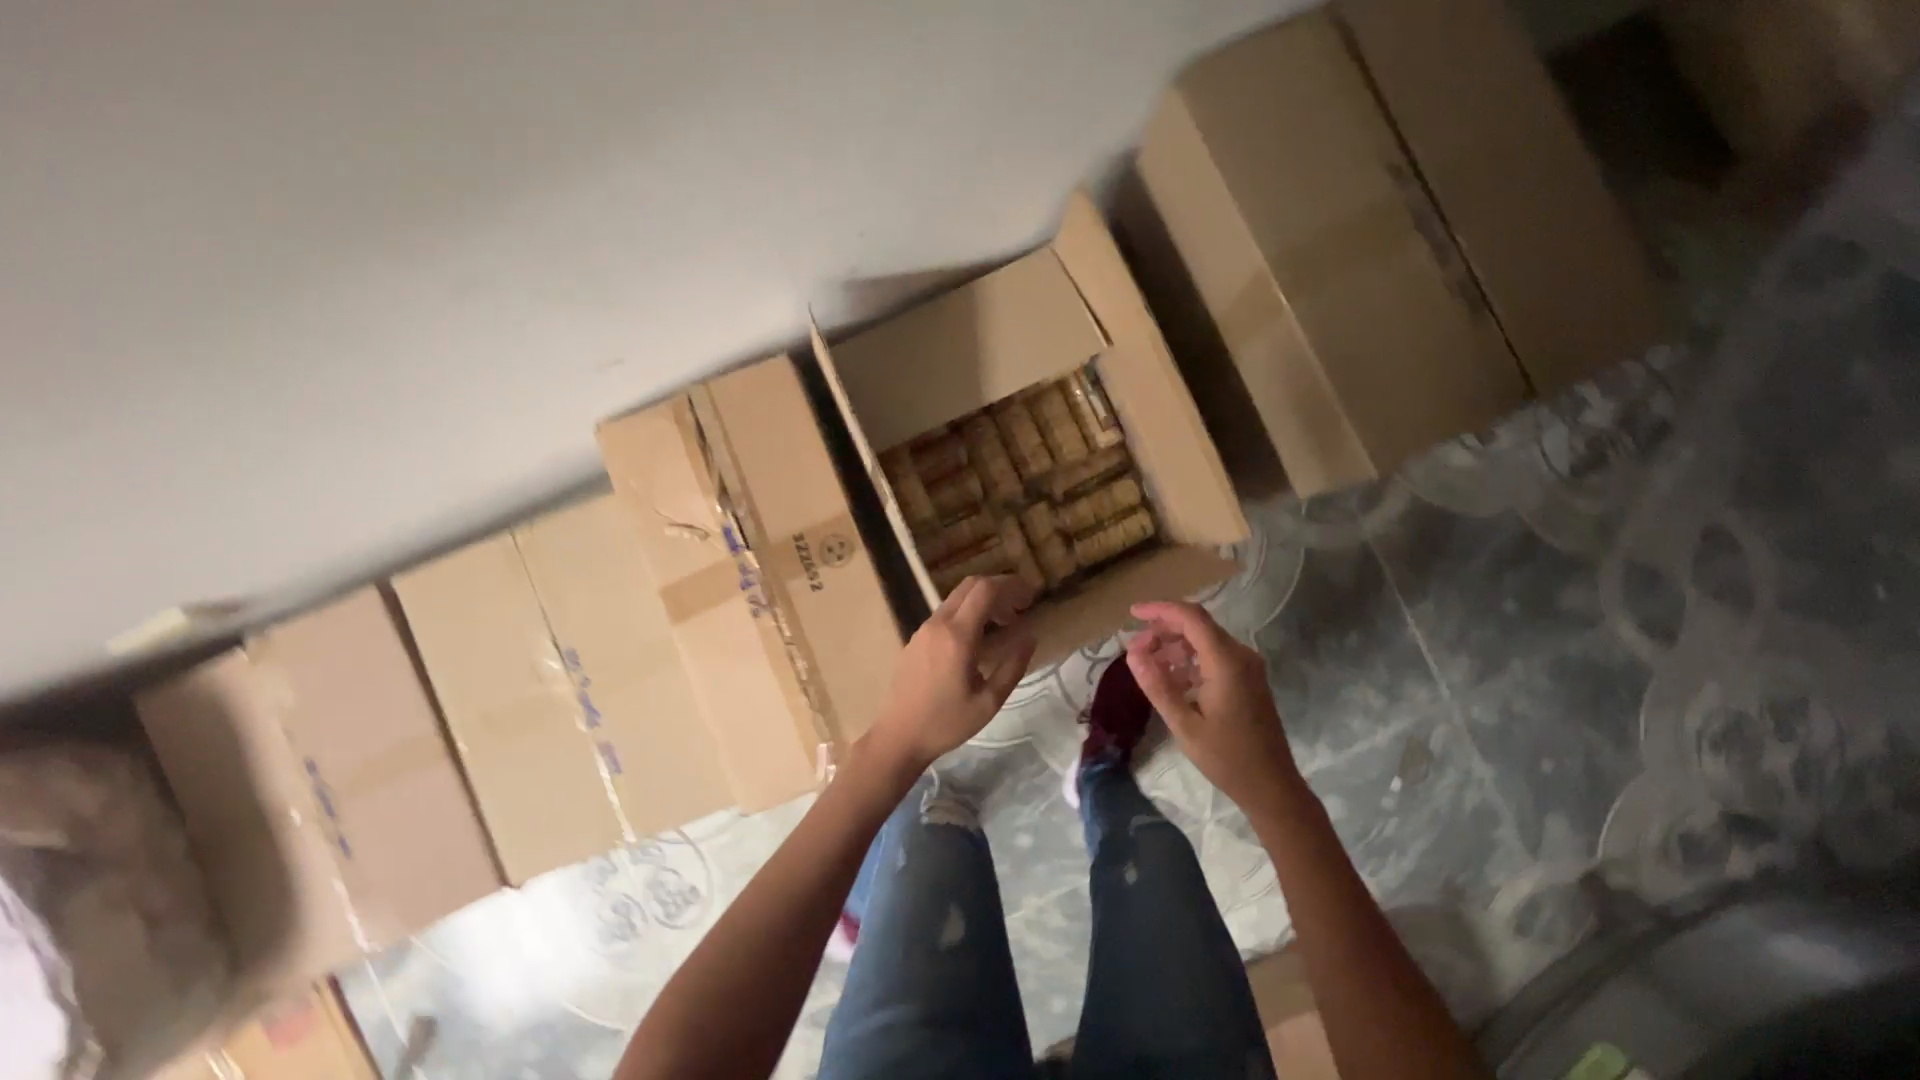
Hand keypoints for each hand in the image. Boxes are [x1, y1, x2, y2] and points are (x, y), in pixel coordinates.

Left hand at [868, 575, 1037, 773]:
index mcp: (957, 636)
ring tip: (1004, 624)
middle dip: (999, 588)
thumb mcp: (989, 701)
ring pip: (956, 599)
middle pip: (970, 585)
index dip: (1011, 585)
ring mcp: (923, 630)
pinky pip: (945, 614)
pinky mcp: (915, 640)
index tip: (1031, 597)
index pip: (985, 589)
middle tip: (1020, 608)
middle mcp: (938, 624)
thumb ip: (1013, 666)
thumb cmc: (947, 723)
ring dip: (982, 602)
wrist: (899, 736)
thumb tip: (1030, 637)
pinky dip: (967, 614)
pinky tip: (977, 639)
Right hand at [1125, 601, 1301, 810]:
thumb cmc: (1227, 758)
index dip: (1160, 610)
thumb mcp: (1184, 725)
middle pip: (1198, 625)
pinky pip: (1215, 657)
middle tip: (1135, 649)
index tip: (1132, 613)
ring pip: (1206, 641)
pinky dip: (1191, 660)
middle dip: (1164, 630)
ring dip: (1176, 647)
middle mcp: (1241, 656)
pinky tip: (1172, 681)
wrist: (1271, 785)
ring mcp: (1248, 667)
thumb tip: (1132, 653)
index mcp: (1226, 662)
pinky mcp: (1249, 680)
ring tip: (1148, 666)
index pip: (1191, 617)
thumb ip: (1157, 685)